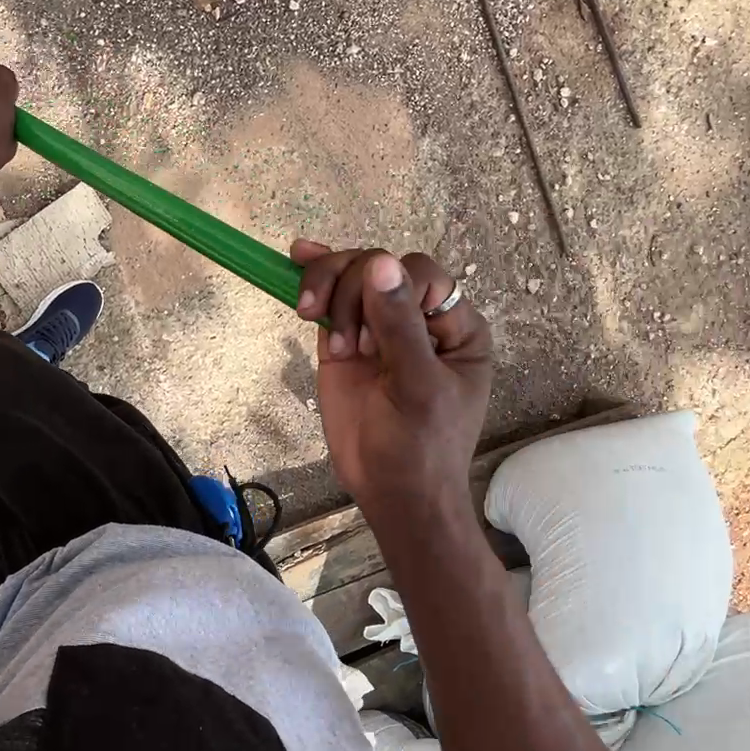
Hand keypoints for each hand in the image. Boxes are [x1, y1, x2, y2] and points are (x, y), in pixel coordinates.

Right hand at [291, 240, 491, 508]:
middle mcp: (417, 318)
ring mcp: (376, 328)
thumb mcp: (417, 386)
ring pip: (349, 277)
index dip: (391, 289)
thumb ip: (399, 324)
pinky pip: (328, 302)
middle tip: (345, 347)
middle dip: (351, 292)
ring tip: (311, 316)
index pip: (421, 275)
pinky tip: (295, 259)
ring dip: (327, 290)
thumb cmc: (420, 447)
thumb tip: (379, 263)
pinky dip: (311, 282)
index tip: (372, 339)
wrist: (390, 492)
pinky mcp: (341, 342)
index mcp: (454, 326)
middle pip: (378, 268)